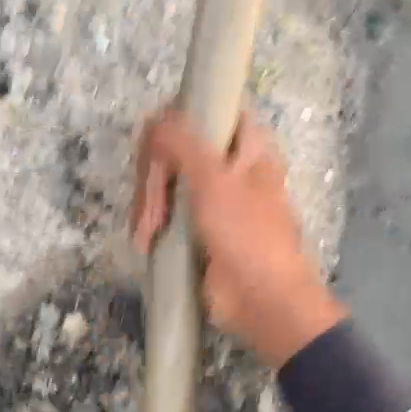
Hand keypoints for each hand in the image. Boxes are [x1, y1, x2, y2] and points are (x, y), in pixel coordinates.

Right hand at [132, 110, 348, 367]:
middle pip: (178, 149)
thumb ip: (182, 142)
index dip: (180, 118)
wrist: (263, 302)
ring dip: (150, 205)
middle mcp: (232, 169)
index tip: (157, 141)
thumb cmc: (247, 236)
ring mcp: (214, 203)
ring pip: (168, 183)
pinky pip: (167, 215)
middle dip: (155, 175)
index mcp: (249, 147)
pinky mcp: (199, 234)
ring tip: (147, 234)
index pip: (210, 109)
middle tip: (151, 207)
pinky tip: (147, 242)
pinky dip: (153, 225)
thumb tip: (156, 120)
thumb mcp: (214, 179)